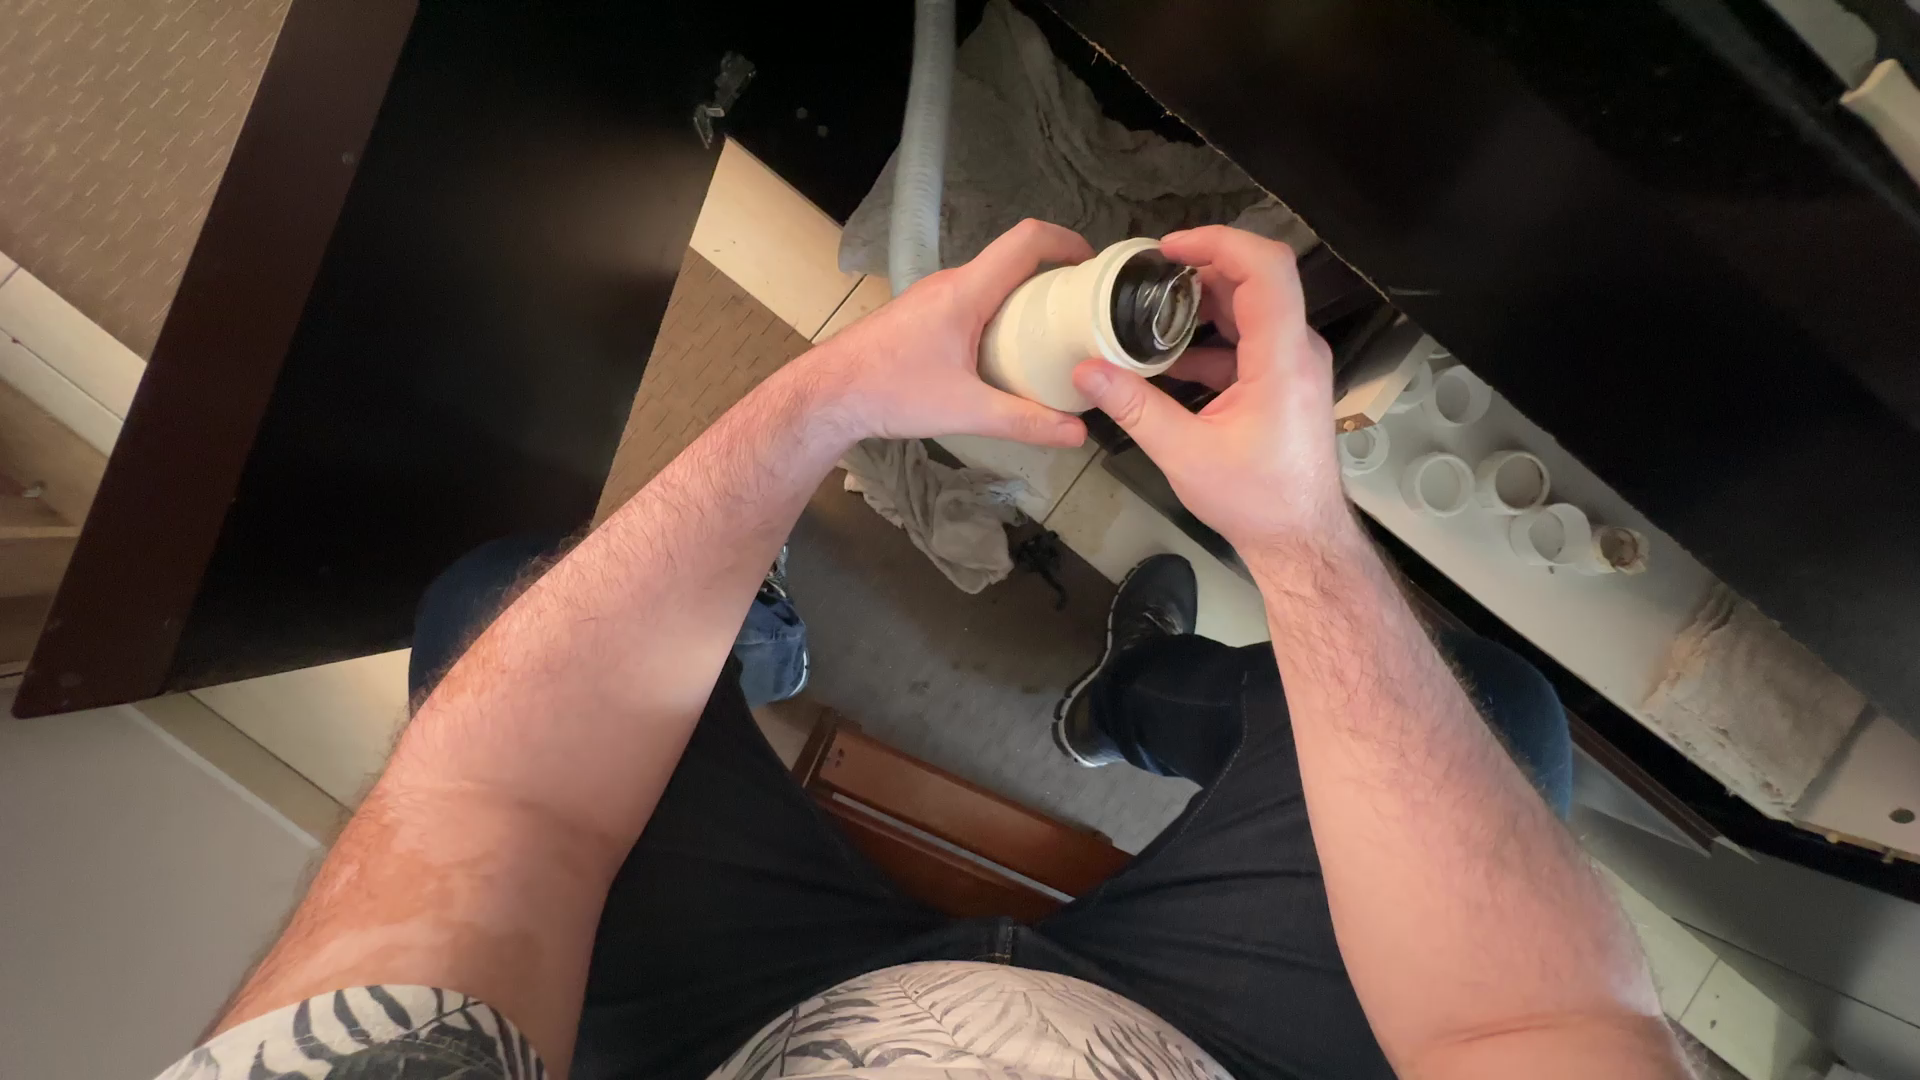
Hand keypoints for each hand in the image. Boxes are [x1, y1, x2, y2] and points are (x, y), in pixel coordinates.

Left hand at [802, 219, 1092, 447]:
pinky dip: (999, 314)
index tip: (1094, 267)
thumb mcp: (966, 411)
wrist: (829, 395)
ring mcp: (931, 298)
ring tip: (1051, 333)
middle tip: (1081, 311)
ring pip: (990, 283)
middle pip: (1012, 260)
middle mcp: (950, 283)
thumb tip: (1077, 432)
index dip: (1067, 242)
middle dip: (1053, 278)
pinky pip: (971, 301)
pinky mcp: (920, 316)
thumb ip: (1025, 422)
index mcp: (966, 291)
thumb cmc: (893, 393)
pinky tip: (1005, 352)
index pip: (1026, 240)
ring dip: (1024, 298)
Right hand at [1070, 226, 1349, 552]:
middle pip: (1255, 281)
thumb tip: (1085, 371)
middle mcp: (1295, 351)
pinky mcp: (1282, 382)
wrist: (1298, 537)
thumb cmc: (1252, 499)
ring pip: (1250, 310)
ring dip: (1201, 306)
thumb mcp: (1184, 453)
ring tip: (1150, 315)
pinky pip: (1247, 343)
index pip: (1265, 270)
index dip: (1218, 243)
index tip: (1167, 248)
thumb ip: (1134, 407)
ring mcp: (1292, 366)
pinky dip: (1208, 341)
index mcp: (1281, 359)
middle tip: (1146, 279)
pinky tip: (1168, 361)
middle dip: (1199, 270)